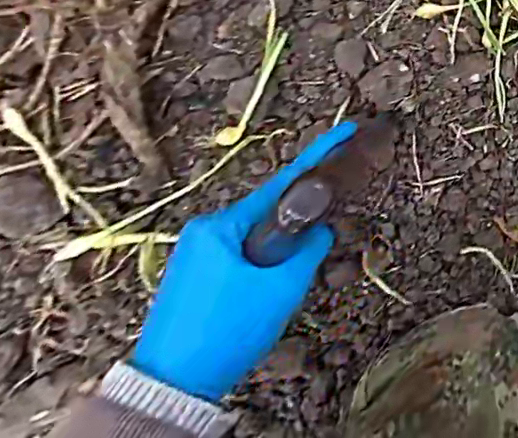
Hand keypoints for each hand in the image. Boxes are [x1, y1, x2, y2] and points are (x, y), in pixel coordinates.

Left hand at [131, 122, 356, 399]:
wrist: (168, 389)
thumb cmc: (227, 329)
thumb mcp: (285, 284)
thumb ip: (312, 246)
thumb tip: (321, 230)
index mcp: (222, 225)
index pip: (285, 179)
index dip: (322, 152)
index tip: (349, 128)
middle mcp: (207, 230)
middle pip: (274, 207)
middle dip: (304, 214)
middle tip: (334, 215)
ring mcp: (199, 252)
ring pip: (262, 231)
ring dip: (286, 242)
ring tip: (297, 267)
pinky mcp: (199, 273)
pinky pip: (247, 249)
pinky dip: (269, 256)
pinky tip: (279, 277)